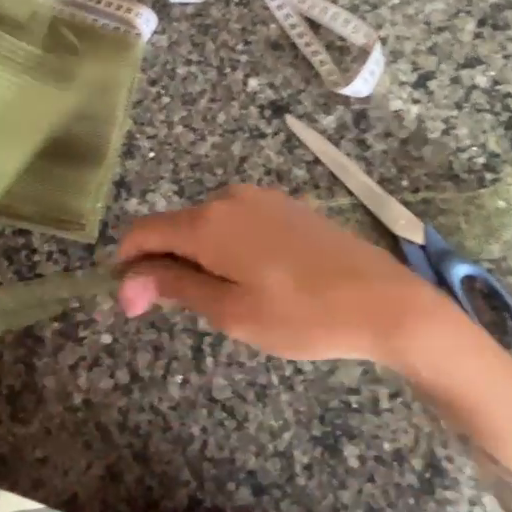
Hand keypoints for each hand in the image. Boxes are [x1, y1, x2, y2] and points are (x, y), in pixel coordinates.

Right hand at [116, 185, 457, 362]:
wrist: (385, 301)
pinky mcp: (287, 205)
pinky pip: (238, 223)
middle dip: (166, 265)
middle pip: (176, 227)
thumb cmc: (303, 315)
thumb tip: (127, 280)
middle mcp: (228, 197)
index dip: (128, 265)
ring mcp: (261, 198)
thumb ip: (174, 287)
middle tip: (190, 314)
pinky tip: (259, 281)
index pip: (143, 231)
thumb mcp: (232, 312)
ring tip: (232, 303)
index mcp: (208, 221)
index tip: (133, 305)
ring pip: (208, 226)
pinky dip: (229, 249)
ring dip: (200, 259)